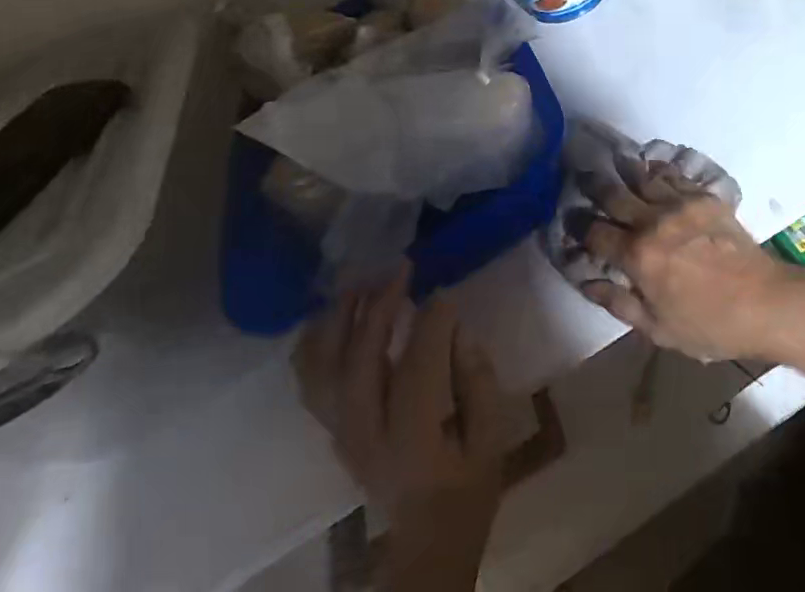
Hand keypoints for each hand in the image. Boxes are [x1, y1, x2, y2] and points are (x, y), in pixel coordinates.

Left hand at [294, 278, 506, 583]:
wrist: (428, 535)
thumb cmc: (470, 484)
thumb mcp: (493, 436)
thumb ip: (477, 381)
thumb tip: (458, 330)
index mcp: (414, 439)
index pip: (416, 369)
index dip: (431, 324)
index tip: (443, 289)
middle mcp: (366, 434)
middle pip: (360, 361)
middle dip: (379, 307)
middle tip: (401, 269)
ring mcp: (341, 433)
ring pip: (322, 368)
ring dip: (339, 319)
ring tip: (361, 282)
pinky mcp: (333, 431)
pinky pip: (311, 381)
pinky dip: (316, 343)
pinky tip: (335, 314)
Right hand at [578, 155, 804, 361]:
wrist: (765, 302)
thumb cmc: (709, 325)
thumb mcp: (657, 328)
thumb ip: (618, 303)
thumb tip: (587, 283)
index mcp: (637, 257)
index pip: (595, 233)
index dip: (577, 225)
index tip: (567, 218)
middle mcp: (654, 222)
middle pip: (614, 196)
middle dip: (593, 186)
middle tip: (580, 176)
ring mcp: (683, 205)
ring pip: (644, 178)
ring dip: (624, 169)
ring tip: (612, 160)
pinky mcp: (707, 198)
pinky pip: (676, 176)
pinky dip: (659, 168)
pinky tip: (652, 164)